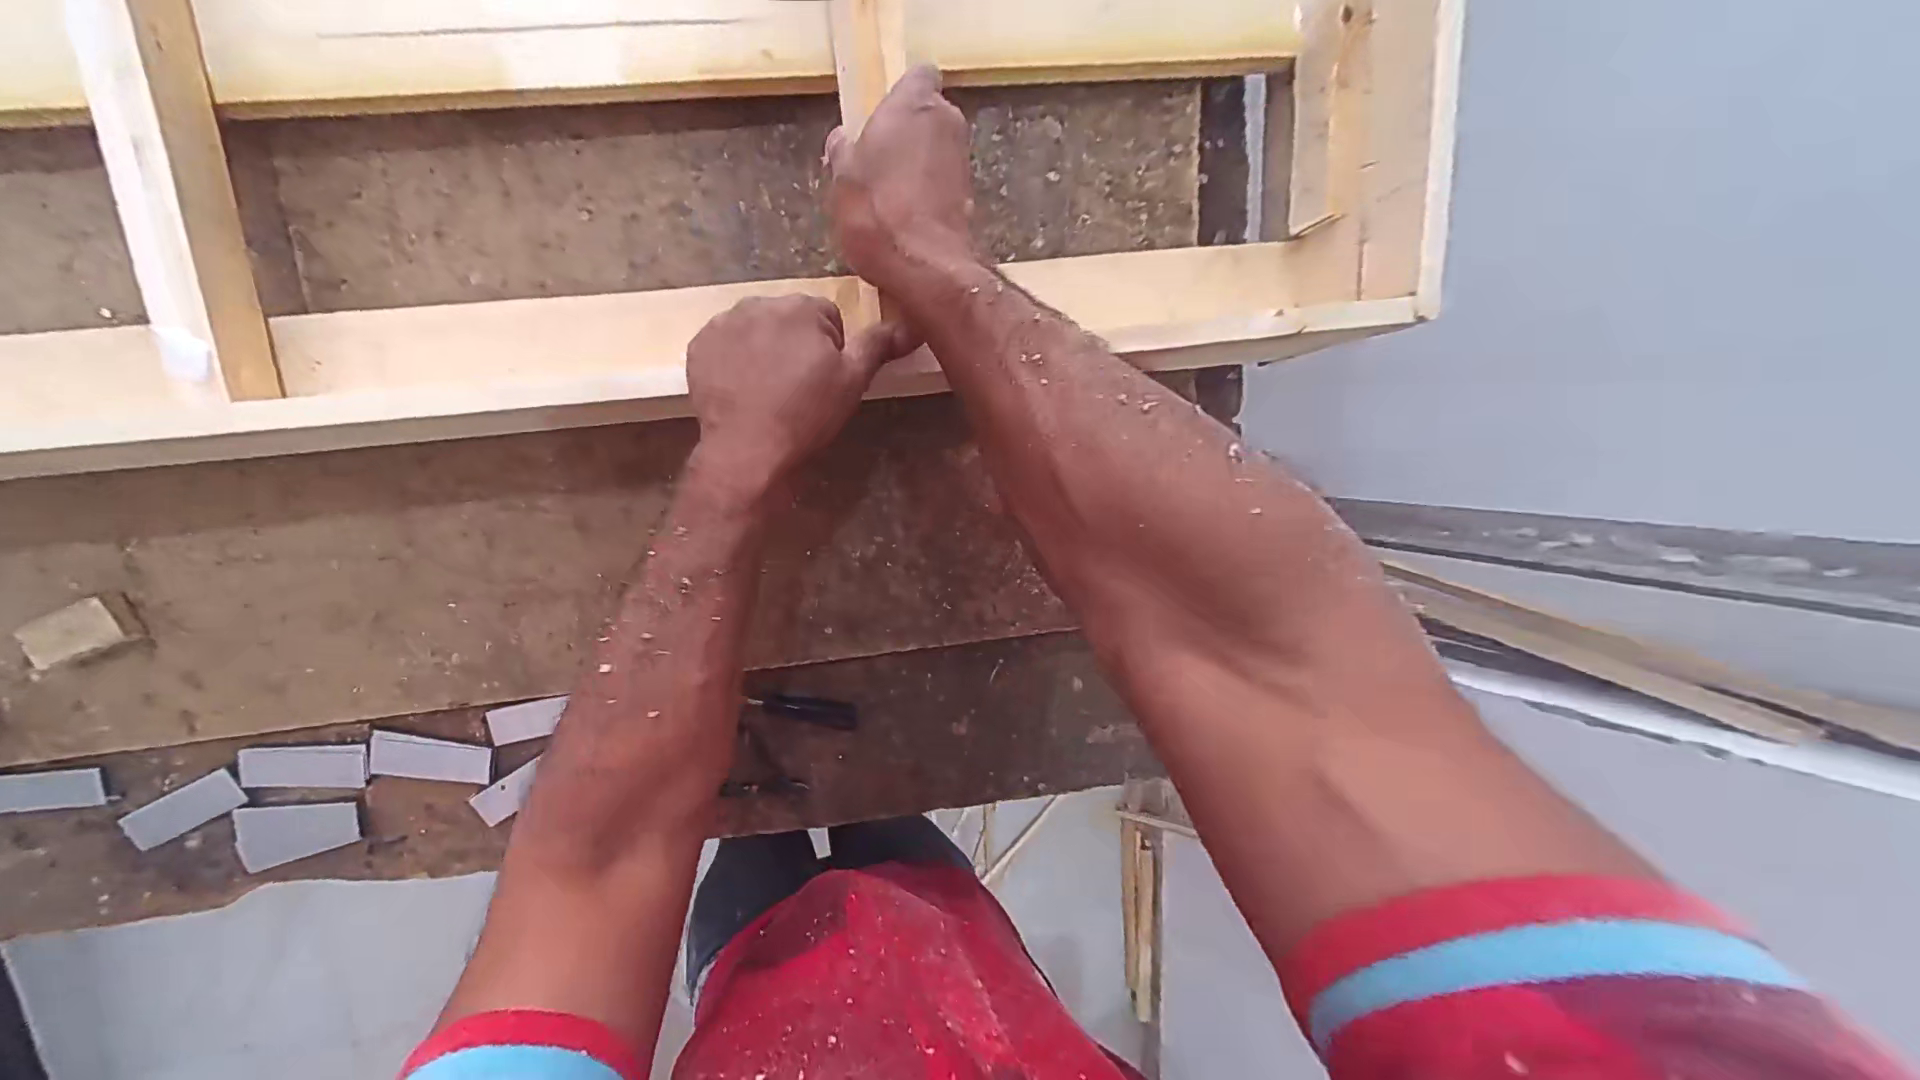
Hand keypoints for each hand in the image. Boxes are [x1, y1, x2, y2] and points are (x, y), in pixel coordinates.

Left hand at [685, 295, 915, 494]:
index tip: (827, 379)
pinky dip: (736, 360)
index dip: (832, 349)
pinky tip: (744, 391)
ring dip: (766, 349)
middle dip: (797, 344)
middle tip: (800, 387)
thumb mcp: (853, 382)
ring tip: (770, 390)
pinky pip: (726, 344)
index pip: (828, 316)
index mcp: (801, 307)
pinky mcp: (699, 346)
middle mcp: (758, 303)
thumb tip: (910, 326)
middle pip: (790, 319)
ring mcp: (723, 323)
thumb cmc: (807, 415)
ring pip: (757, 329)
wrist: (748, 450)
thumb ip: (878, 346)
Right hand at [826, 65, 976, 289]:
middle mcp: (948, 125)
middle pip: (928, 118)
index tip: (883, 118)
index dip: (902, 95)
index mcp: (915, 103)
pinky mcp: (971, 202)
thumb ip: (844, 150)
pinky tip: (907, 223)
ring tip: (889, 201)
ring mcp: (963, 165)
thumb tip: (843, 141)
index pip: (919, 76)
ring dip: (919, 170)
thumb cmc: (876, 211)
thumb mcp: (842, 177)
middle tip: (878, 164)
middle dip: (909, 136)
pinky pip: (944, 189)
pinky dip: (930, 199)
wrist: (924, 269)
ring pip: (937, 156)